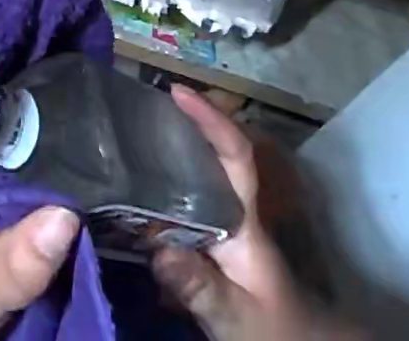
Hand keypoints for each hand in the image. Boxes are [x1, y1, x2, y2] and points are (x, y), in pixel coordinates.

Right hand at [152, 85, 364, 340]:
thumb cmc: (275, 330)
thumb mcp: (238, 316)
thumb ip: (203, 287)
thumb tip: (159, 249)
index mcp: (244, 219)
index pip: (235, 156)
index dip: (211, 120)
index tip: (178, 91)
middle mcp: (232, 211)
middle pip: (213, 154)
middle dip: (186, 122)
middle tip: (145, 102)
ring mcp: (222, 226)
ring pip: (198, 174)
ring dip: (172, 149)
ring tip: (133, 132)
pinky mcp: (210, 244)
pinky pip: (182, 202)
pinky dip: (160, 186)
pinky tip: (133, 189)